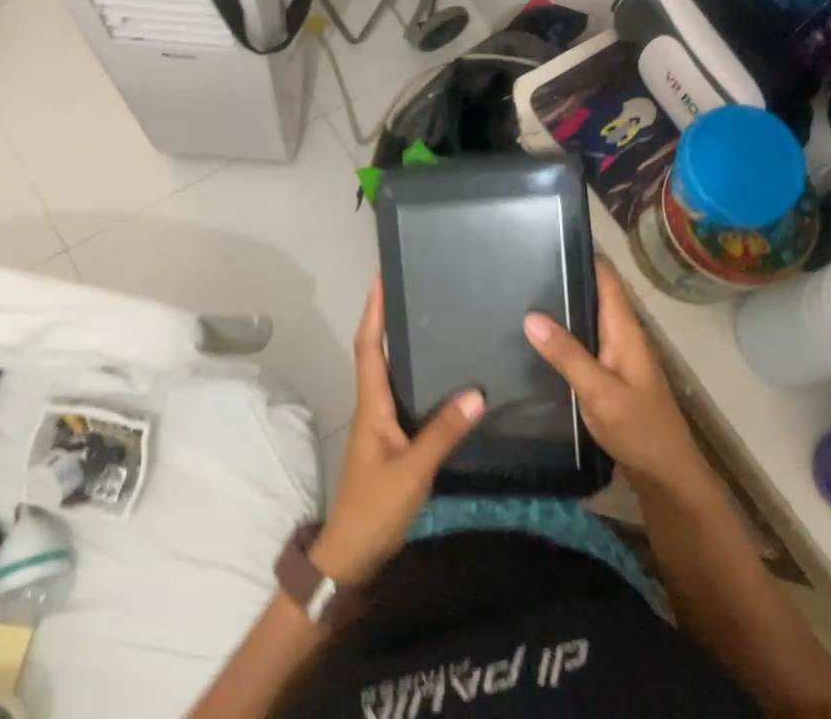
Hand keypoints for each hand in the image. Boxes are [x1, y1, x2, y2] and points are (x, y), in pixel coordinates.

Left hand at [314, 277, 484, 584]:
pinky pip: (405, 398)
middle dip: (389, 320)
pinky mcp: (393, 442)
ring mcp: (381, 426)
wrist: (352, 553)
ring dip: (403, 347)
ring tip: (434, 322)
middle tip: (416, 290)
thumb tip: (477, 391)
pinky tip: (444, 380)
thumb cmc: (374, 507)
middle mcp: (373, 408)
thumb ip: (443, 432)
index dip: (373, 312)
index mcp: (371, 406)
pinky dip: (419, 379)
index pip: (369, 348)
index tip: (380, 277)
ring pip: (392, 376)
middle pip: (378, 354)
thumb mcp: (412, 470)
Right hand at [524, 259, 711, 494]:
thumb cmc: (638, 429)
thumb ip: (567, 355)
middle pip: (593, 294)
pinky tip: (534, 342)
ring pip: (586, 319)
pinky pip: (583, 343)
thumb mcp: (599, 393)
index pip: (606, 277)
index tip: (544, 238)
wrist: (665, 473)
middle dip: (563, 278)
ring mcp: (616, 356)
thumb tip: (530, 316)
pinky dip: (562, 336)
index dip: (582, 254)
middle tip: (517, 267)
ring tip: (517, 295)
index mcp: (625, 330)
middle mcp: (622, 335)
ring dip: (560, 307)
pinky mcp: (607, 375)